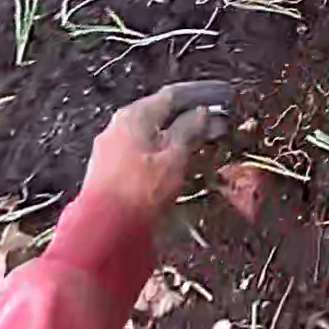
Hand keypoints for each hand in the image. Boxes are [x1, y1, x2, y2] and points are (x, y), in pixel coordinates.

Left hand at [82, 81, 233, 216]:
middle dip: (193, 113)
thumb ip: (192, 126)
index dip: (203, 93)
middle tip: (219, 117)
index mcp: (135, 115)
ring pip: (155, 130)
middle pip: (163, 112)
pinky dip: (168, 144)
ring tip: (207, 135)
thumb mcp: (176, 152)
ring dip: (182, 130)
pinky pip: (146, 146)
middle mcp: (120, 126)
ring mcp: (112, 147)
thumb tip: (202, 112)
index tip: (225, 96)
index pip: (175, 94)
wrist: (102, 235)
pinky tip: (184, 152)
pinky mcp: (110, 168)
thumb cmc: (143, 187)